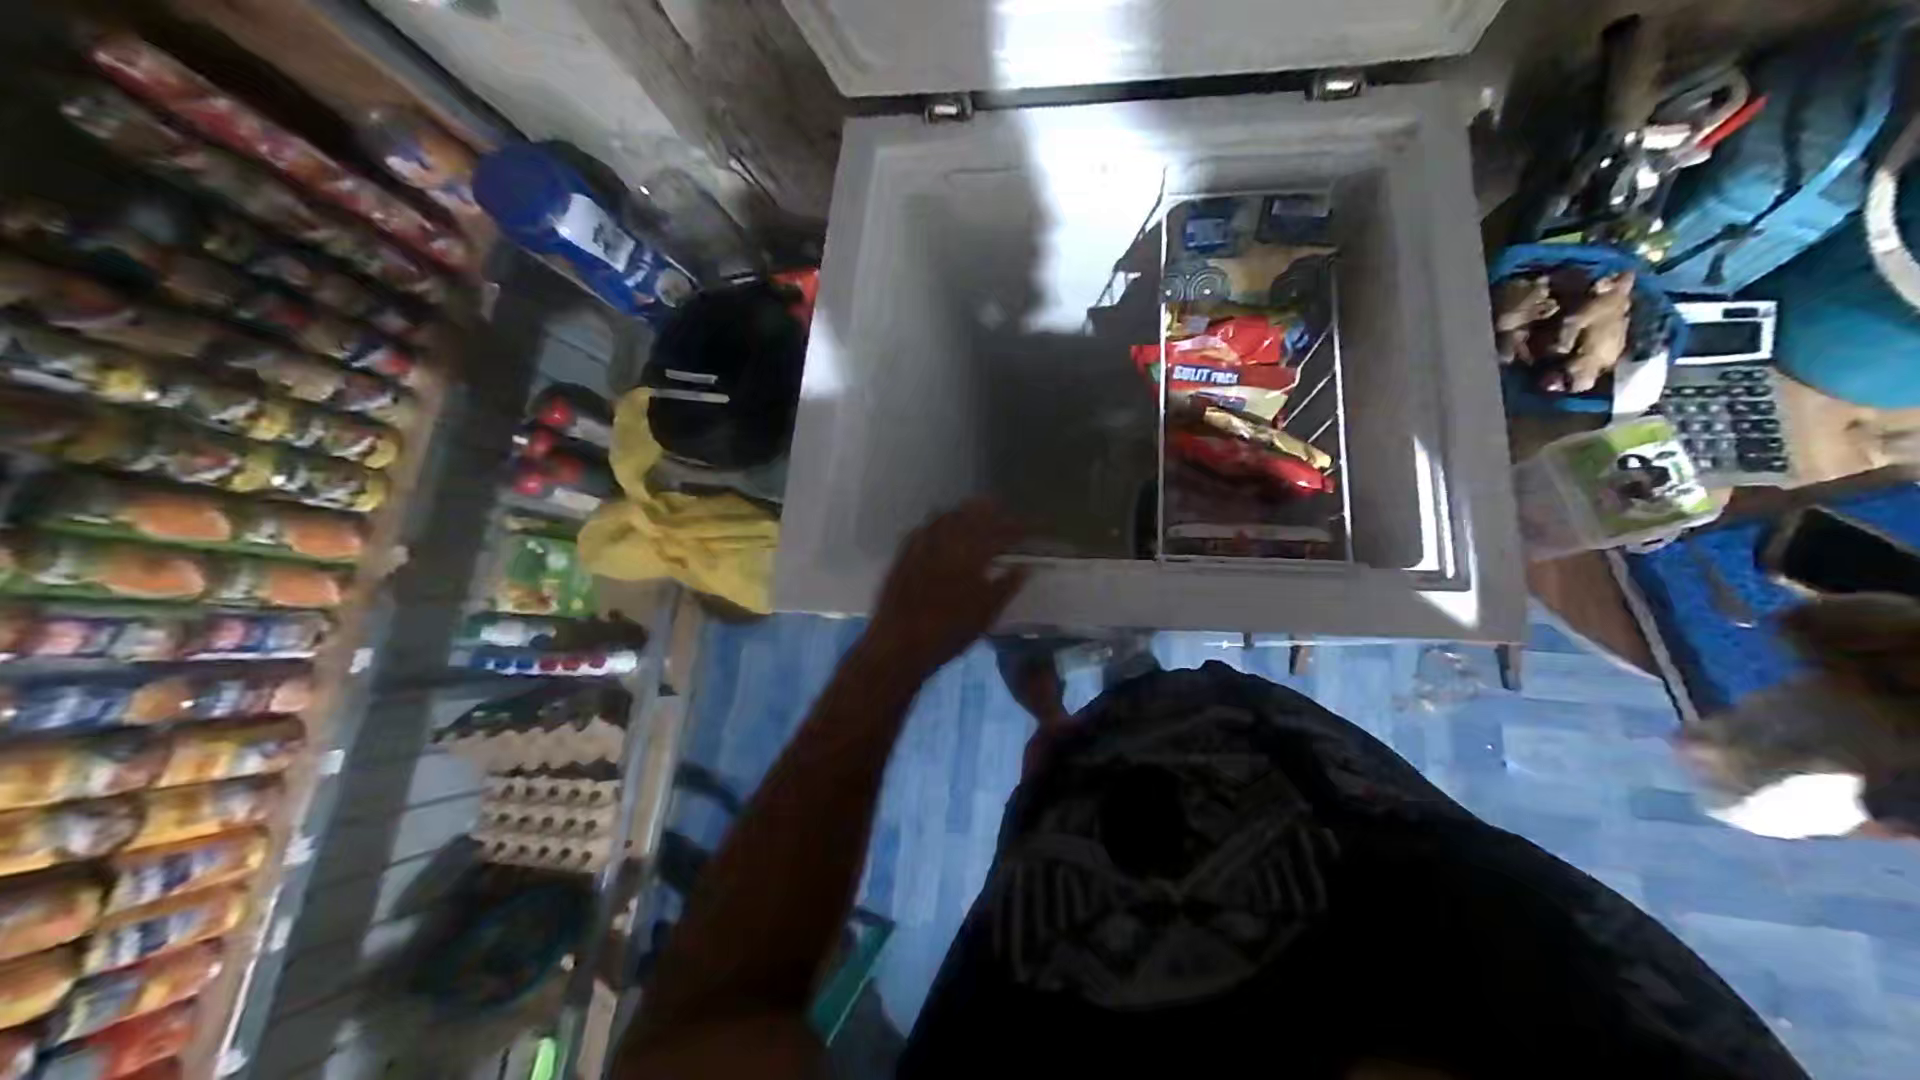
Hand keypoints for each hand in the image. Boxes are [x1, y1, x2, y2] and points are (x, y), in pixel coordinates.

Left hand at [865, 499, 1028, 674]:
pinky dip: (936, 523)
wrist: (898, 645)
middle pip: (971, 516)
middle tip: (1001, 508)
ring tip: (974, 511)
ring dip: (962, 512)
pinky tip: (938, 526)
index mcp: (971, 557)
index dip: (1018, 527)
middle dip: (989, 510)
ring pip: (946, 518)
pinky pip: (922, 529)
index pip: (1001, 533)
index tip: (1031, 526)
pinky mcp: (902, 556)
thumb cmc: (947, 635)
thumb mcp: (985, 616)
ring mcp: (921, 547)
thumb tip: (1025, 567)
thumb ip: (1006, 587)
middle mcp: (946, 544)